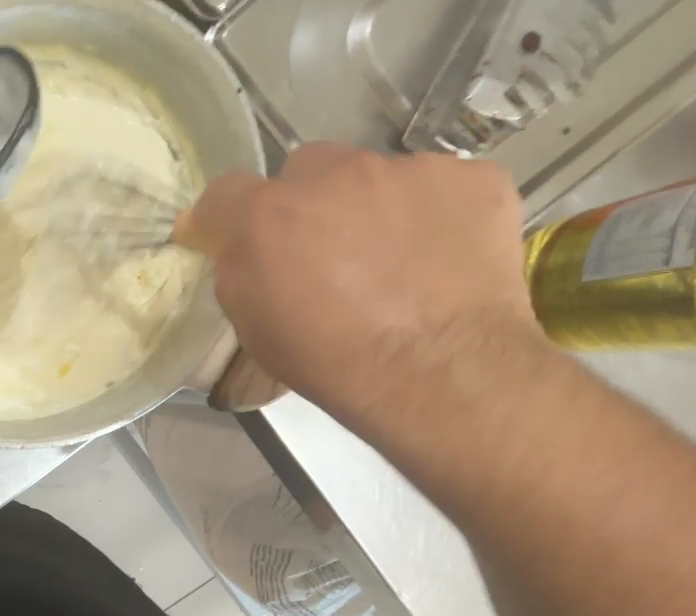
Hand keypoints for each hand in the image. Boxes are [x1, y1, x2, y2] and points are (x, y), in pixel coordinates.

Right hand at [177, 143, 547, 421]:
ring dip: (369, 208)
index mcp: (268, 215)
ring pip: (375, 176)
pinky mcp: (472, 176)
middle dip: (304, 202)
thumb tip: (241, 246)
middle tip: (320, 251)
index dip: (223, 215)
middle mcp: (334, 175)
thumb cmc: (326, 356)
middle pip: (306, 170)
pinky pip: (437, 186)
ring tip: (389, 260)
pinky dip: (430, 215)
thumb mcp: (252, 323)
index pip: (223, 191)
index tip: (228, 237)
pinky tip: (435, 258)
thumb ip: (239, 269)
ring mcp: (409, 169)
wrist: (434, 366)